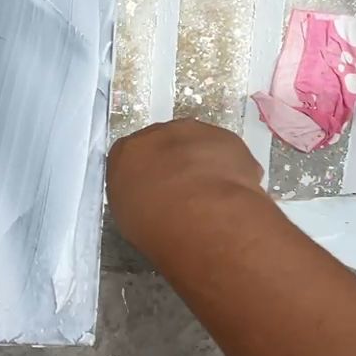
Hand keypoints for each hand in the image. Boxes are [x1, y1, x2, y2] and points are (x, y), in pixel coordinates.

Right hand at [106, 120, 265, 259]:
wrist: (205, 216)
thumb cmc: (158, 223)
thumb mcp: (130, 216)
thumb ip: (135, 196)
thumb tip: (148, 198)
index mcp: (125, 152)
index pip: (131, 158)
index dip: (145, 175)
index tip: (153, 194)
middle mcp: (155, 134)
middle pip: (163, 145)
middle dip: (172, 165)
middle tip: (183, 194)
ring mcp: (192, 132)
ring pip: (195, 146)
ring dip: (201, 164)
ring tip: (212, 196)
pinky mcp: (226, 137)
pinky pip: (224, 152)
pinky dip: (228, 168)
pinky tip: (231, 192)